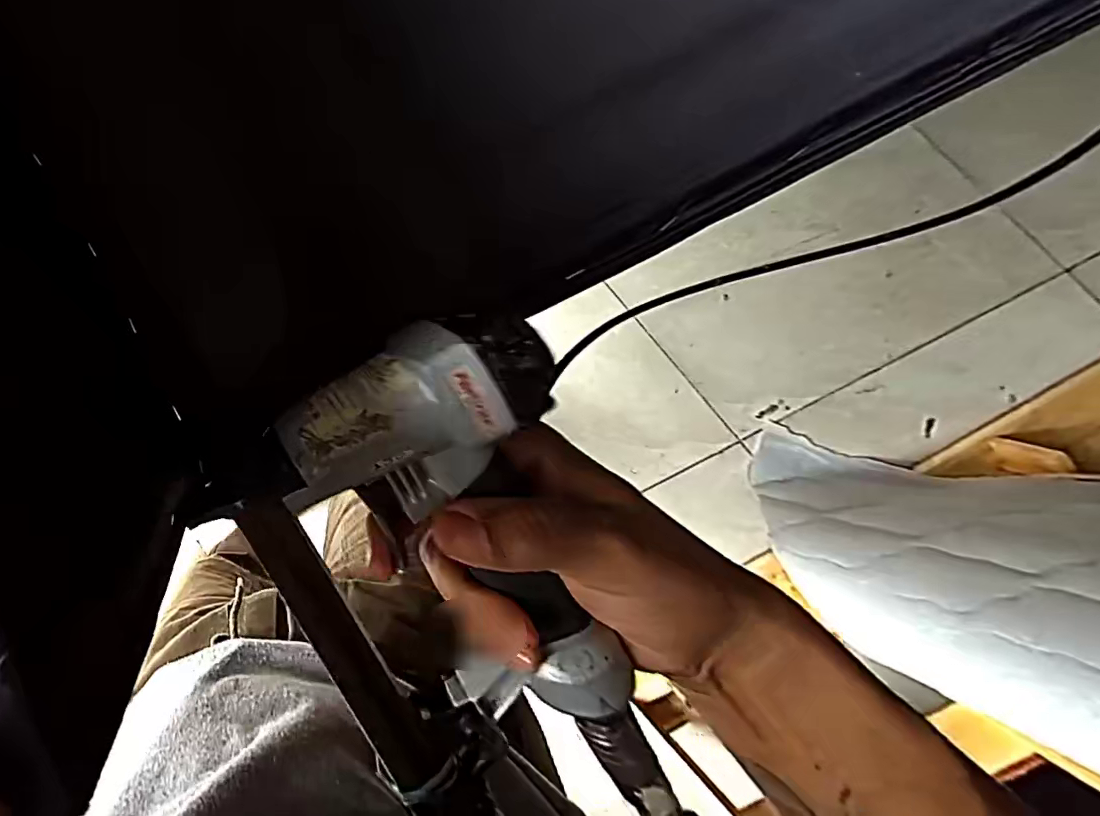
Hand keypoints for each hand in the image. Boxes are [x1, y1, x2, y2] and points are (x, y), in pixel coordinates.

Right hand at [419, 425, 794, 680]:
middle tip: (496, 609)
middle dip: (456, 577)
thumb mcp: (604, 547)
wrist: (706, 645)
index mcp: (521, 454)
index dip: (404, 492)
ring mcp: (500, 532)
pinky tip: (524, 639)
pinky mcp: (503, 573)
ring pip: (442, 565)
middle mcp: (503, 487)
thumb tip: (450, 527)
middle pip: (429, 520)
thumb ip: (528, 533)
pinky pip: (463, 596)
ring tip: (527, 635)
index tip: (393, 544)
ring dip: (478, 612)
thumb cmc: (676, 577)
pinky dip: (485, 626)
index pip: (436, 454)